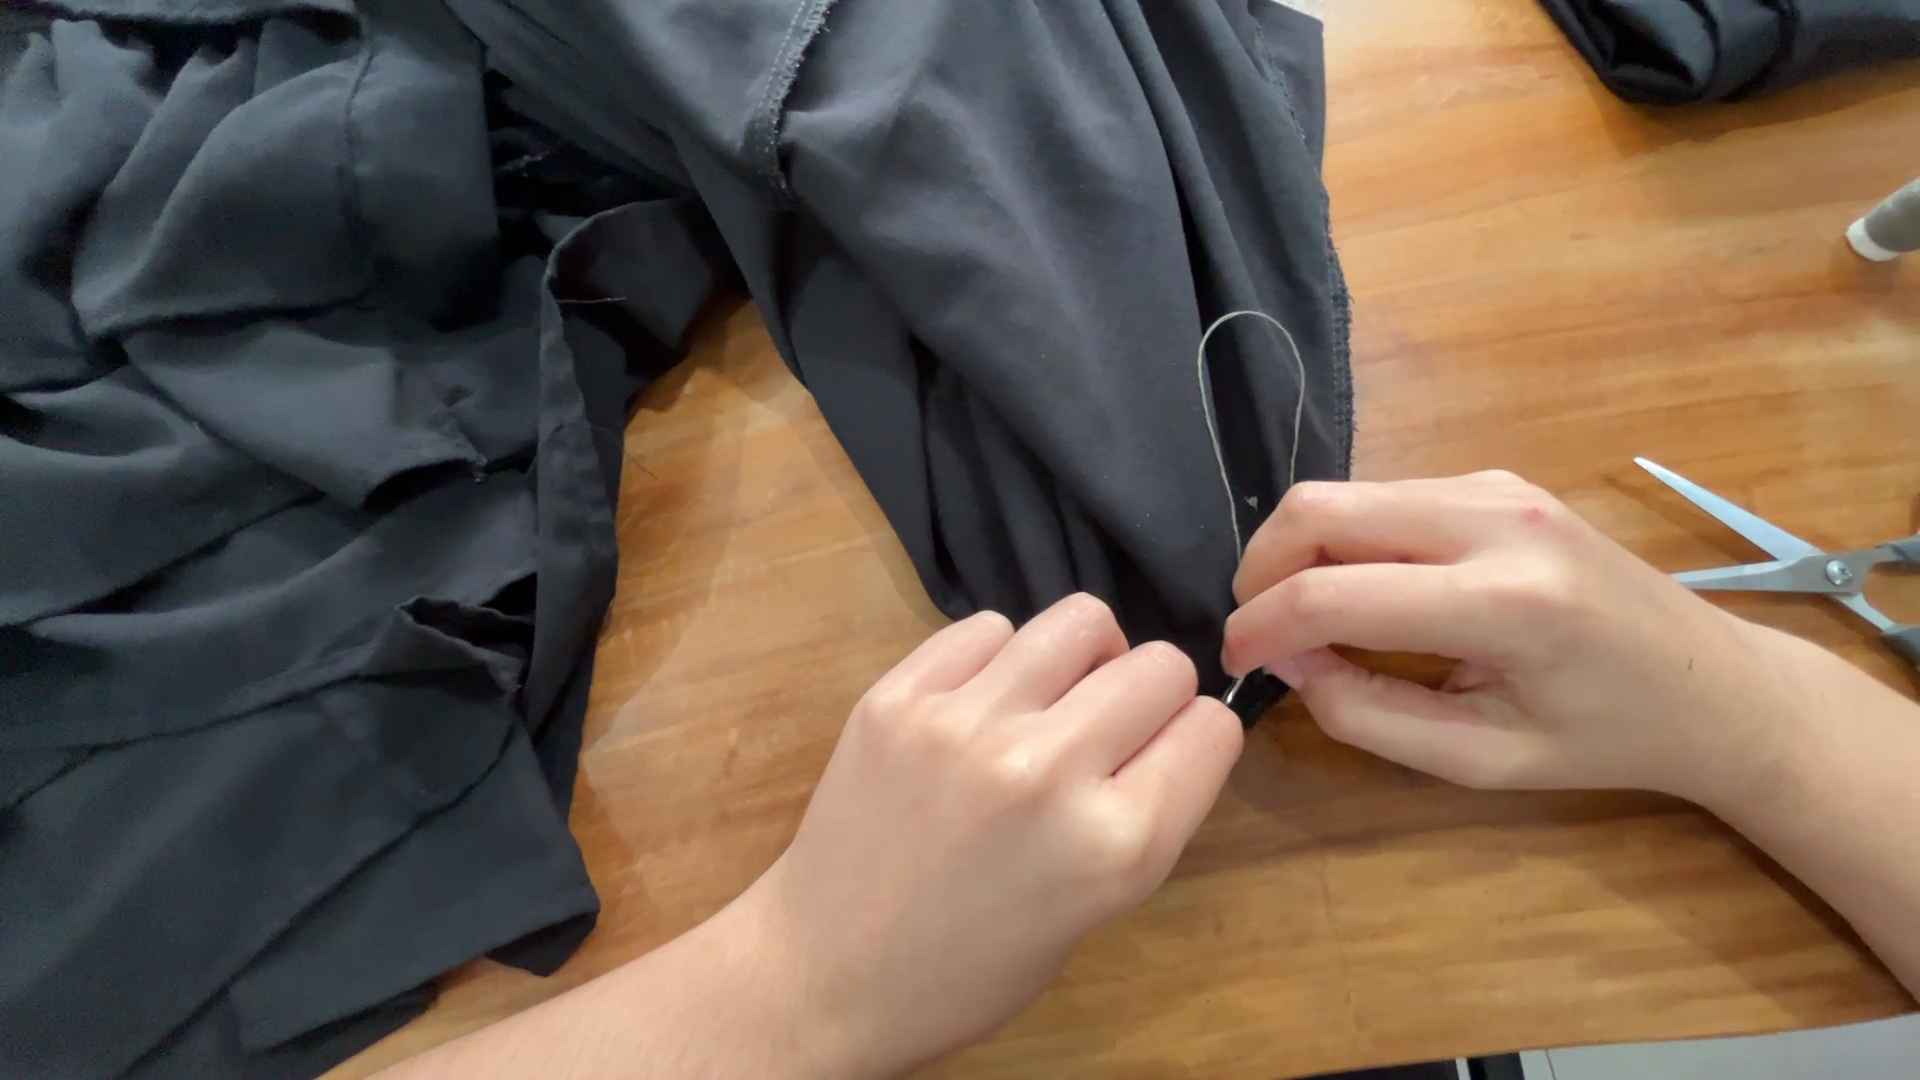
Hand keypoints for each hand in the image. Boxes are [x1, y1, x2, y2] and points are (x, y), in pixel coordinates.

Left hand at [736, 596, 1242, 1079]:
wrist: (825, 967)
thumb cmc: (969, 964)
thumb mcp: (1091, 911)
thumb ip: (1141, 812)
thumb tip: (1166, 722)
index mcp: (1113, 846)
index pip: (1210, 729)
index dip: (1198, 732)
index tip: (1170, 742)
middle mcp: (1046, 769)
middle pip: (1159, 666)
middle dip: (1154, 689)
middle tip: (1109, 719)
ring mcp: (966, 722)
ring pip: (1080, 620)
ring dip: (1086, 654)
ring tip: (1053, 692)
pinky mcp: (900, 694)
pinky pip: (988, 627)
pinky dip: (1002, 655)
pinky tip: (981, 697)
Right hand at [1221, 471, 1825, 804]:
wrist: (1718, 686)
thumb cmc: (1601, 740)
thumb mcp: (1473, 760)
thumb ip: (1359, 710)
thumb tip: (1285, 654)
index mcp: (1506, 602)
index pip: (1330, 593)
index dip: (1258, 627)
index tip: (1236, 661)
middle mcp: (1496, 518)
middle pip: (1315, 510)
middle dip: (1259, 570)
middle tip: (1258, 627)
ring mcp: (1492, 485)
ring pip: (1334, 495)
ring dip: (1291, 552)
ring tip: (1300, 612)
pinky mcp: (1486, 478)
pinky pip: (1370, 497)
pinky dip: (1334, 540)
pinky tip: (1352, 586)